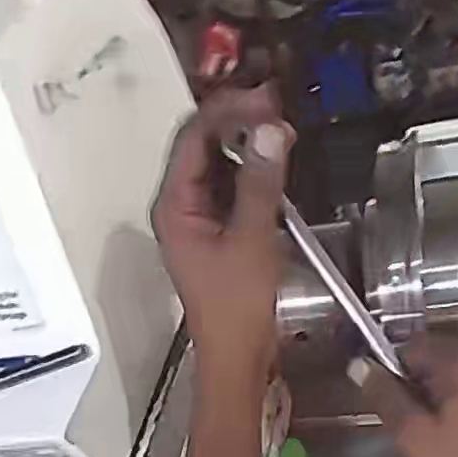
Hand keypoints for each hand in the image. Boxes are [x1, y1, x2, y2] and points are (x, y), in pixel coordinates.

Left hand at [152, 86, 295, 382]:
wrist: (237, 356)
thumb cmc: (237, 307)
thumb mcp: (252, 240)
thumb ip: (261, 183)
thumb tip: (271, 131)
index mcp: (174, 206)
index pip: (194, 138)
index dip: (229, 112)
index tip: (267, 100)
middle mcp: (180, 207)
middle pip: (203, 149)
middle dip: (240, 127)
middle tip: (278, 112)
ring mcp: (199, 222)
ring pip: (220, 170)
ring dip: (249, 151)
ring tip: (283, 136)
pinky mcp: (219, 236)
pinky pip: (233, 194)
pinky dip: (254, 179)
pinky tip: (277, 172)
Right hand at [360, 336, 457, 456]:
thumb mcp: (412, 434)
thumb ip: (383, 395)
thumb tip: (361, 368)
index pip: (411, 346)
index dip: (389, 372)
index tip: (382, 398)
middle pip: (430, 358)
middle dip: (411, 387)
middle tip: (406, 423)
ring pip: (445, 376)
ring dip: (427, 399)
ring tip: (426, 435)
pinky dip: (447, 407)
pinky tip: (444, 438)